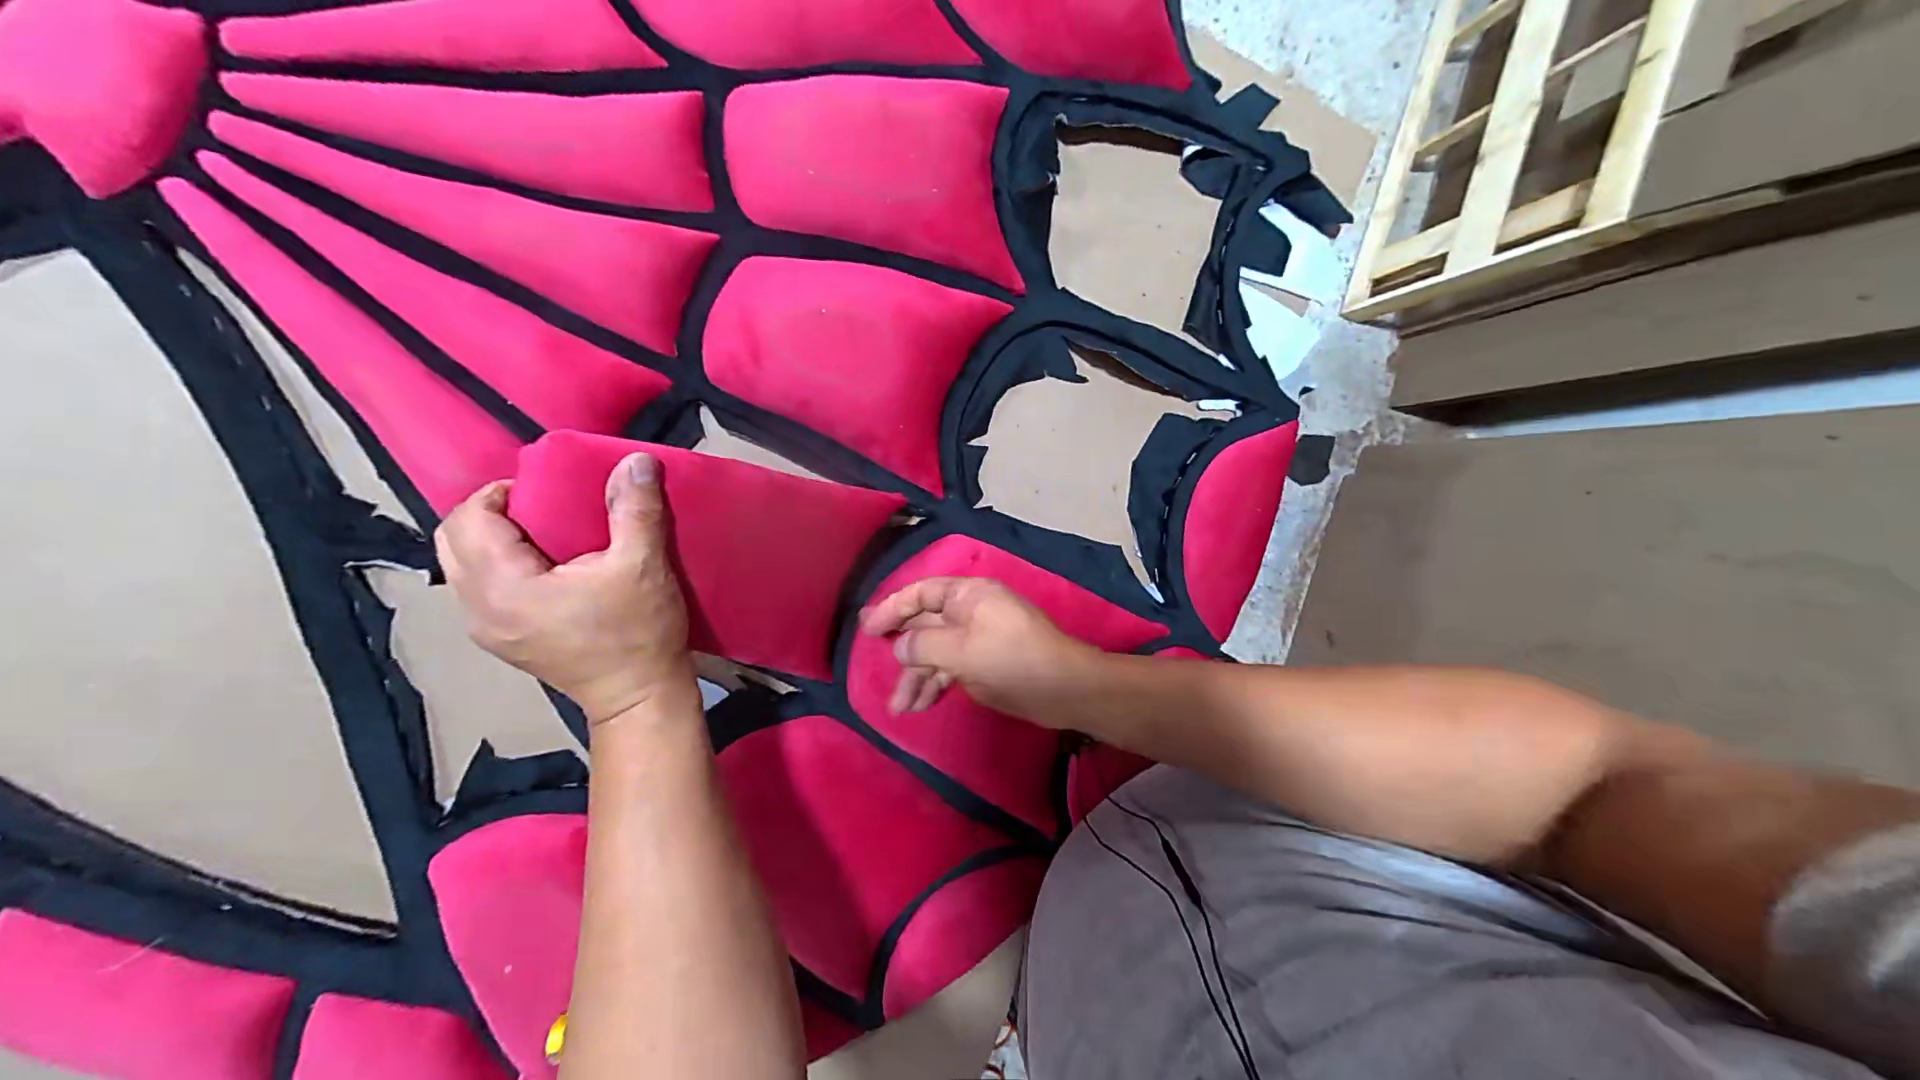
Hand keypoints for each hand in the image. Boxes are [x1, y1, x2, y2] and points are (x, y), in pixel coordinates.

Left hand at [435, 452, 692, 726]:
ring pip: (461, 564)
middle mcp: (478, 609)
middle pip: (453, 539)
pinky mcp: (500, 639)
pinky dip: (500, 565)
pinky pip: (478, 586)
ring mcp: (485, 629)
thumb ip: (635, 509)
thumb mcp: (643, 565)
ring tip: (545, 536)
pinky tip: (544, 568)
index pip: (469, 519)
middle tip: (543, 508)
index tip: (548, 490)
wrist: (640, 696)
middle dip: (492, 514)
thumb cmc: (640, 633)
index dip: (501, 492)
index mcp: (504, 588)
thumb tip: (635, 461)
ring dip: (494, 540)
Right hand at [859, 576, 1096, 718]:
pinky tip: (918, 706)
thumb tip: (900, 647)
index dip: (892, 608)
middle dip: (902, 649)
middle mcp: (970, 613)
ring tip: (899, 707)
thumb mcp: (961, 649)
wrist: (1062, 688)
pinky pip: (948, 670)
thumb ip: (923, 645)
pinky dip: (933, 686)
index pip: (921, 594)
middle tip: (870, 662)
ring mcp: (976, 640)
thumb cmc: (1011, 658)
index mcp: (968, 596)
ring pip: (935, 653)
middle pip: (925, 624)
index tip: (869, 629)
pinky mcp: (982, 665)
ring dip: (915, 678)